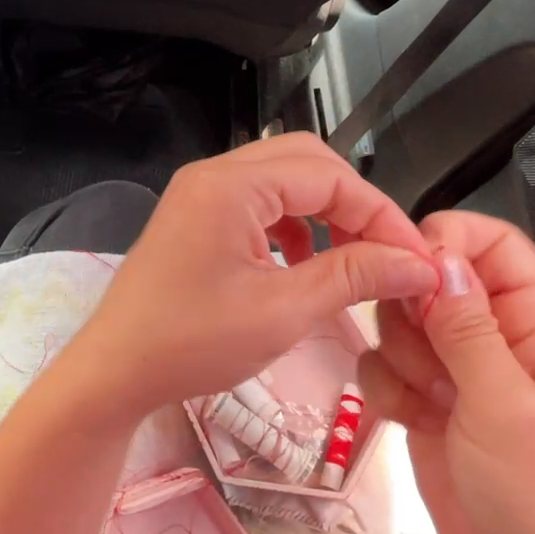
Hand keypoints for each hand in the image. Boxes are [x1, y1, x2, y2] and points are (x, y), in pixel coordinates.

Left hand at [65, 133, 440, 420]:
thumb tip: (416, 264)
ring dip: (325, 213)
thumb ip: (352, 275)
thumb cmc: (191, 342)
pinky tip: (306, 264)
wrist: (117, 370)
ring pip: (283, 182)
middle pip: (306, 163)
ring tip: (355, 259)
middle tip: (388, 253)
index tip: (417, 258)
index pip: (328, 175)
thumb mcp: (282, 311)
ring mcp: (200, 195)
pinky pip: (258, 205)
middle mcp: (213, 176)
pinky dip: (292, 227)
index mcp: (230, 185)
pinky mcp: (196, 219)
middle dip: (355, 203)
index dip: (381, 213)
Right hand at [357, 211, 534, 533]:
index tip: (406, 273)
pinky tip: (416, 423)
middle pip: (429, 278)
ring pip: (396, 321)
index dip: (444, 242)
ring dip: (401, 360)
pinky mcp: (424, 397)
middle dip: (413, 315)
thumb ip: (467, 327)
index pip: (491, 242)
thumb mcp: (507, 406)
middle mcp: (495, 334)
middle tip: (432, 362)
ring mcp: (456, 367)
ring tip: (435, 404)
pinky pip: (381, 365)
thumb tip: (438, 256)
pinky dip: (387, 391)